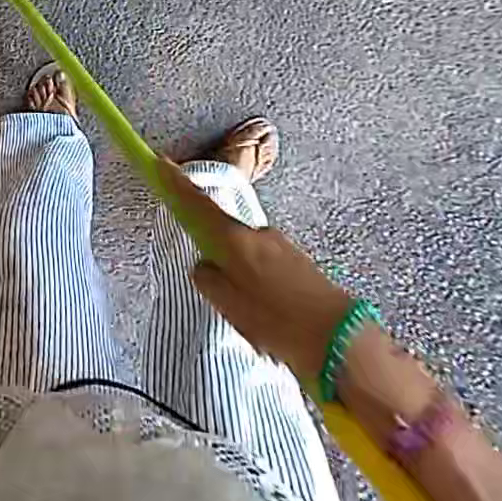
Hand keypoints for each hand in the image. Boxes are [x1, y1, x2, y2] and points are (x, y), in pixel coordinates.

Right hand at [155, 157, 354, 382]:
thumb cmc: (278, 322)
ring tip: (256, 321)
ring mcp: (280, 245)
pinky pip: (265, 267)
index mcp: (235, 240)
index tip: (161, 161)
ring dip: (242, 278)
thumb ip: (209, 281)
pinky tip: (272, 318)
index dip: (177, 184)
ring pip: (246, 254)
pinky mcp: (297, 262)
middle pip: (223, 233)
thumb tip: (205, 265)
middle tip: (226, 297)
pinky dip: (260, 287)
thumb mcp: (230, 307)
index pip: (197, 205)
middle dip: (217, 257)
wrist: (340, 339)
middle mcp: (257, 233)